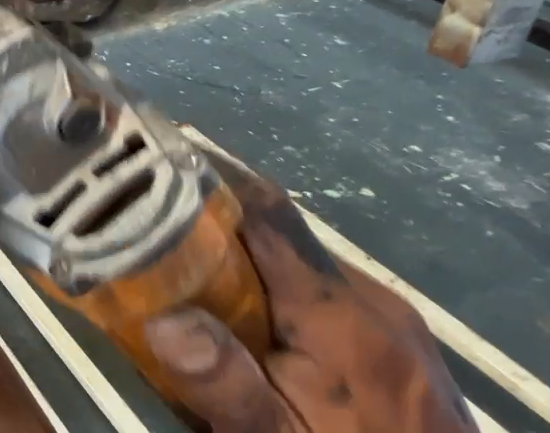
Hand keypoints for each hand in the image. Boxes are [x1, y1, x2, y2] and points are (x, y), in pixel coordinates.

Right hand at [146, 182, 475, 431]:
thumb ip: (222, 379)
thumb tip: (157, 314)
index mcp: (339, 310)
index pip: (263, 210)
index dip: (203, 183)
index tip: (148, 170)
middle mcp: (372, 298)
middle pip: (275, 236)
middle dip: (211, 233)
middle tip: (148, 240)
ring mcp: (394, 321)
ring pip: (298, 265)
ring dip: (244, 266)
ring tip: (190, 285)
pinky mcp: (401, 344)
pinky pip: (323, 294)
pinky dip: (276, 294)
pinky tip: (250, 327)